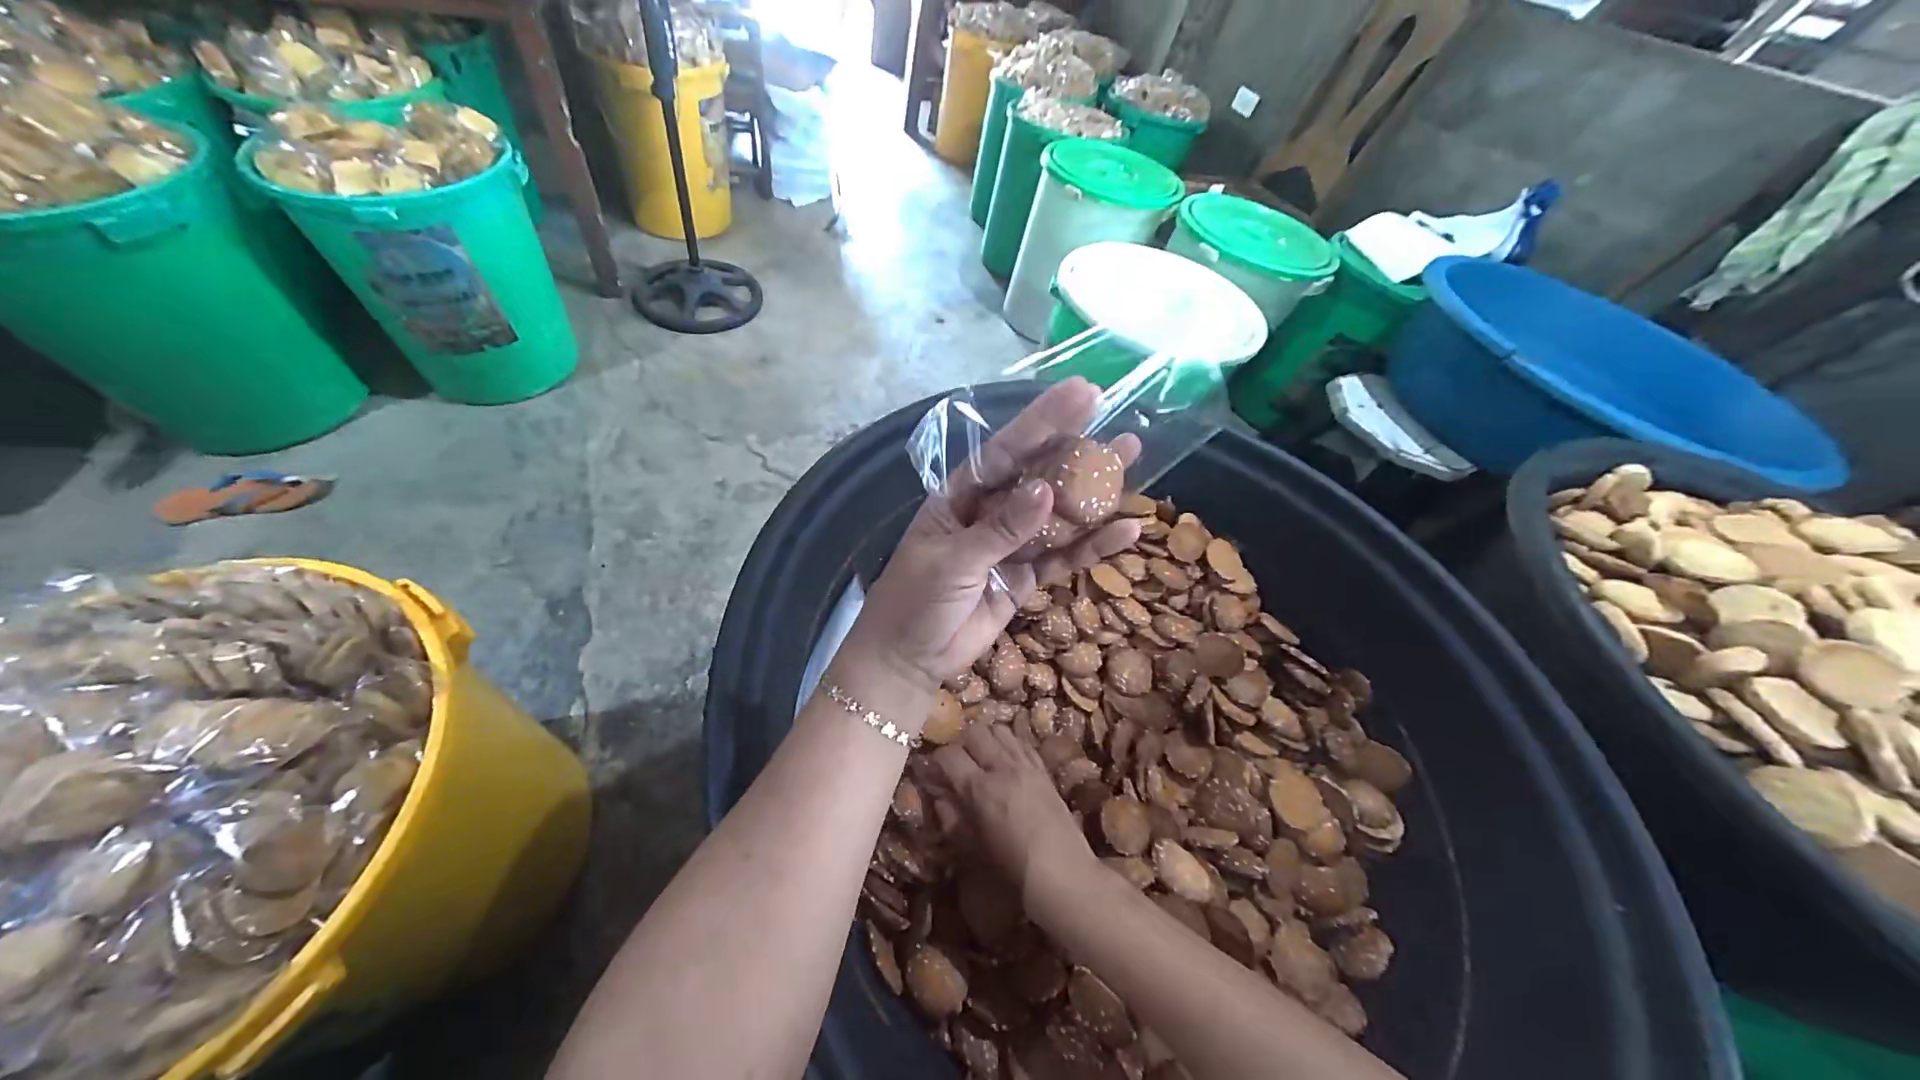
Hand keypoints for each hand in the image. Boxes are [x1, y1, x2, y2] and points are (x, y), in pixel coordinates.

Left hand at [843, 379, 1140, 688]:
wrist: (909, 659)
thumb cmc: (914, 601)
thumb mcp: (953, 561)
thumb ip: (1001, 528)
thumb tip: (1047, 491)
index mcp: (961, 496)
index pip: (1006, 451)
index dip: (1043, 421)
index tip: (1083, 393)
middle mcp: (990, 512)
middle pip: (1039, 476)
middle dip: (1077, 451)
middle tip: (1121, 427)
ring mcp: (1011, 545)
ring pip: (1058, 516)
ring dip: (1094, 494)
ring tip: (1133, 463)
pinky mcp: (1026, 577)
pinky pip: (1062, 557)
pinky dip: (1092, 547)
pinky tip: (1126, 531)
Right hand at [934, 723, 1096, 907]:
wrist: (1061, 870)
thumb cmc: (1011, 866)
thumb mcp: (970, 845)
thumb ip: (949, 816)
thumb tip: (938, 794)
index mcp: (979, 789)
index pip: (949, 755)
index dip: (936, 759)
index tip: (934, 769)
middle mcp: (1002, 768)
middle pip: (975, 732)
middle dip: (962, 743)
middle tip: (960, 761)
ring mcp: (1025, 765)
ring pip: (1000, 730)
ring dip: (986, 739)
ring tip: (983, 757)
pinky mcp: (1043, 768)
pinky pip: (1022, 742)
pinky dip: (1009, 744)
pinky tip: (1006, 760)